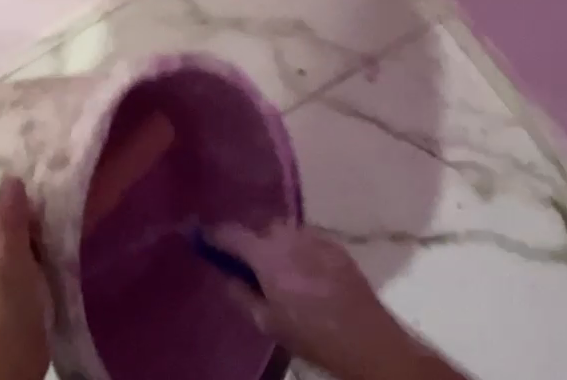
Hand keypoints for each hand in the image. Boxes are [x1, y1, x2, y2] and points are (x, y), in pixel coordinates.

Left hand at [0, 177, 50, 379]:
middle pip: (9, 228)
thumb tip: (9, 177)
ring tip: (51, 255)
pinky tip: (44, 274)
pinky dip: (30, 266)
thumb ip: (13, 218)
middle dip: (30, 230)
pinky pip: (16, 266)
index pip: (5, 211)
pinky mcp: (0, 295)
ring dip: (32, 248)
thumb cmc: (16, 302)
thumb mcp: (17, 256)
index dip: (28, 214)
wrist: (15, 355)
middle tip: (51, 240)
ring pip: (14, 248)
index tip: (48, 223)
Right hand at [211, 223, 464, 379]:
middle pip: (258, 229)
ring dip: (274, 243)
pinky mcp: (334, 243)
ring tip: (275, 267)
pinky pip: (305, 237)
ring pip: (282, 231)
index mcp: (266, 253)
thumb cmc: (310, 333)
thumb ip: (240, 295)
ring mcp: (313, 235)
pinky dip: (297, 247)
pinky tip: (302, 270)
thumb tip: (225, 275)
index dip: (213, 235)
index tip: (200, 238)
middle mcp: (287, 235)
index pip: (230, 232)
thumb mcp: (267, 323)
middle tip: (244, 263)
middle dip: (249, 241)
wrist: (365, 338)